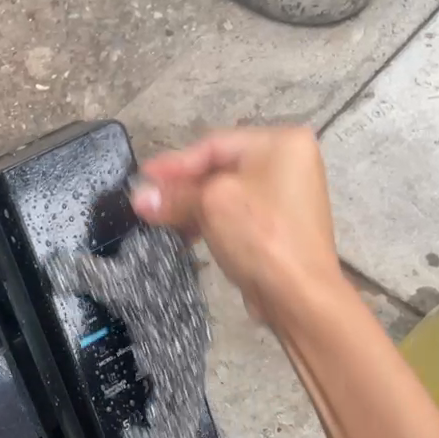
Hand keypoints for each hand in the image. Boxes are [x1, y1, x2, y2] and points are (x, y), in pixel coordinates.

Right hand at [131, 127, 344, 317]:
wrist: (299, 294)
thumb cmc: (262, 238)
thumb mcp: (212, 205)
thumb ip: (175, 197)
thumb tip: (139, 197)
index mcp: (281, 143)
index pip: (215, 145)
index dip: (175, 163)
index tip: (144, 177)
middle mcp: (289, 163)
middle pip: (221, 168)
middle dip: (183, 188)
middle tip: (150, 202)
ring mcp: (287, 197)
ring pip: (227, 195)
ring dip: (193, 207)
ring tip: (164, 222)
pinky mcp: (280, 228)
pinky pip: (238, 216)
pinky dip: (212, 222)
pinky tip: (190, 236)